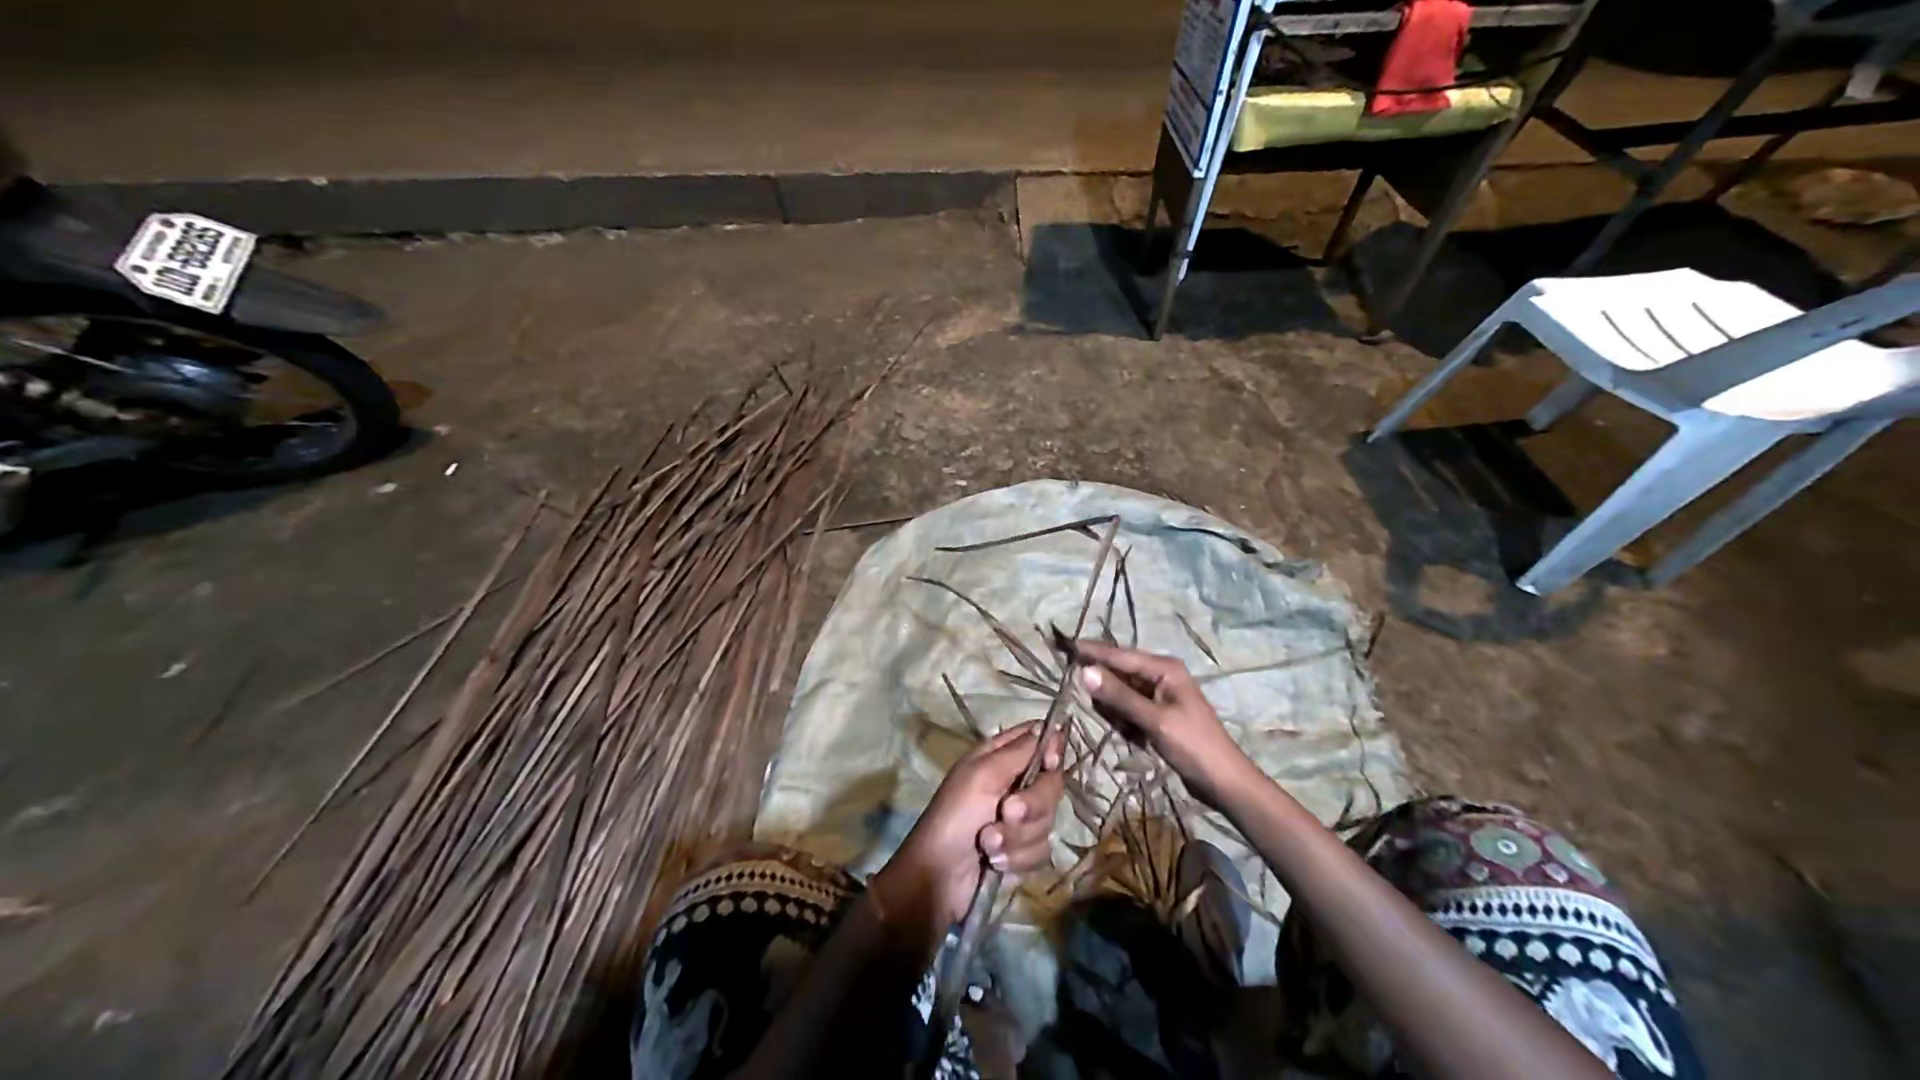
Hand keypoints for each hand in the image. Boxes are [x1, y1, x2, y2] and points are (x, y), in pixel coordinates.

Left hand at [871, 721, 1065, 938]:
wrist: (940, 876)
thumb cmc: (955, 816)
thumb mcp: (983, 775)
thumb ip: (1020, 751)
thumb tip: (1052, 726)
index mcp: (1000, 757)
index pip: (1040, 739)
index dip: (1052, 749)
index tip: (1049, 763)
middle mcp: (1013, 783)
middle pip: (1051, 783)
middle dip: (1032, 804)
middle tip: (1006, 812)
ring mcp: (1020, 819)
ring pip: (1048, 820)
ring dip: (1018, 837)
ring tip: (989, 843)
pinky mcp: (1023, 850)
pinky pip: (1042, 849)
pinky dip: (1018, 857)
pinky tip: (995, 861)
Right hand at [1073, 640, 1252, 808]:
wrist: (1223, 781)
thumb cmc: (1193, 746)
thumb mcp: (1154, 720)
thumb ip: (1119, 696)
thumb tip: (1084, 671)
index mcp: (1165, 668)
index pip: (1120, 654)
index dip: (1092, 651)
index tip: (1065, 645)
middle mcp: (1161, 675)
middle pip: (1119, 670)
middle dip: (1100, 680)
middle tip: (1074, 683)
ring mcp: (1159, 694)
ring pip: (1122, 690)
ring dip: (1112, 704)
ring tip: (1111, 718)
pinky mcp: (1157, 713)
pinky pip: (1129, 707)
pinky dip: (1122, 717)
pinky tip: (1126, 731)